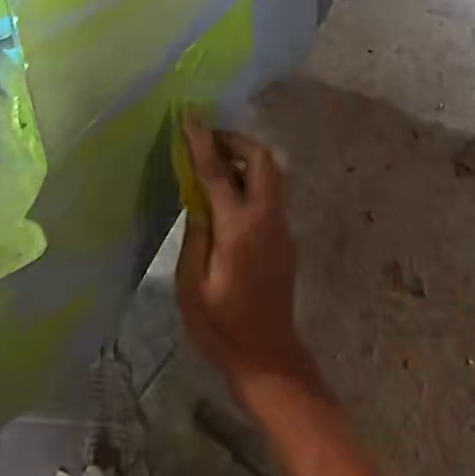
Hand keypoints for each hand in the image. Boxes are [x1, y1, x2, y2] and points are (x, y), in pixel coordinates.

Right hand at [176, 114, 316, 398]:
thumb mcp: (191, 283)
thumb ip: (196, 232)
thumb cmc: (221, 327)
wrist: (268, 360)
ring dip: (244, 158)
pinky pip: (269, 194)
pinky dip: (248, 179)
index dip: (202, 140)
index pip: (219, 172)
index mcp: (240, 230)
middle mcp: (268, 220)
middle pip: (263, 160)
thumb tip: (198, 197)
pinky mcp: (285, 239)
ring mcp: (282, 229)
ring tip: (212, 164)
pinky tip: (225, 194)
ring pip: (271, 174)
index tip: (189, 115)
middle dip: (236, 140)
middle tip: (206, 142)